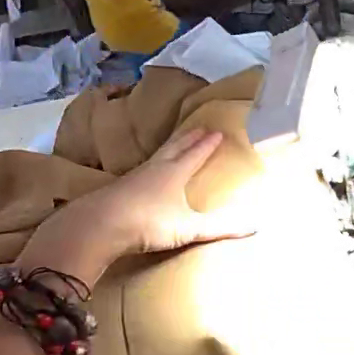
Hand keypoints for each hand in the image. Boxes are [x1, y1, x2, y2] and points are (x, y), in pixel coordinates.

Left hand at [17, 128, 253, 284]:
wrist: (98, 225)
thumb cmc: (148, 222)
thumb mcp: (187, 227)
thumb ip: (219, 227)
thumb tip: (255, 225)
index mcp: (174, 173)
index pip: (195, 154)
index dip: (207, 145)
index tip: (217, 132)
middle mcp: (155, 169)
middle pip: (175, 148)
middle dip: (189, 139)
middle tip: (199, 127)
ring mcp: (133, 178)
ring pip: (156, 157)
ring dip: (168, 149)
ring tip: (175, 144)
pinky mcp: (117, 190)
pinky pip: (140, 172)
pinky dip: (150, 167)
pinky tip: (146, 174)